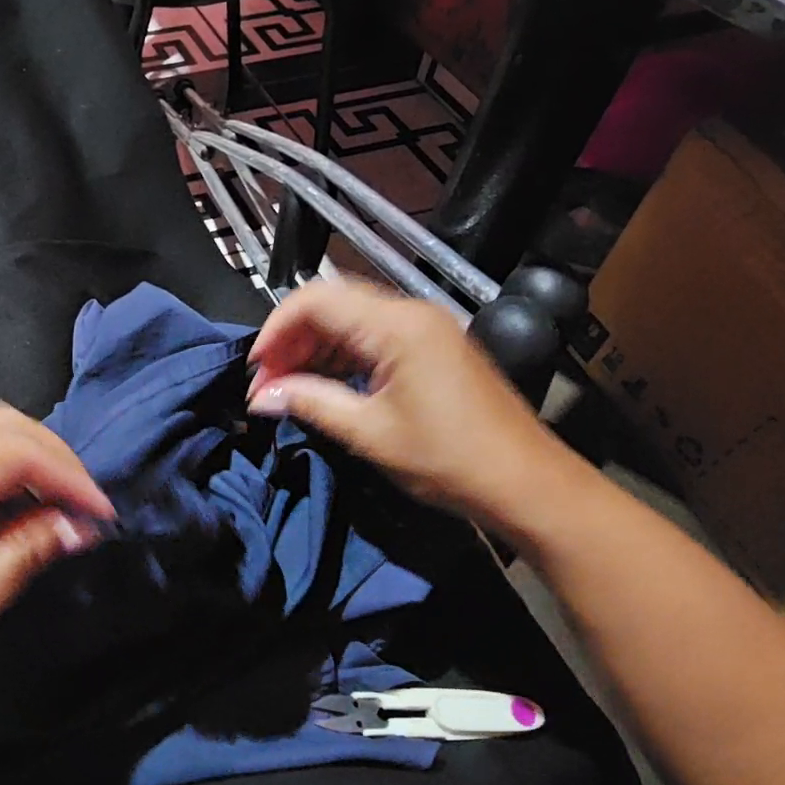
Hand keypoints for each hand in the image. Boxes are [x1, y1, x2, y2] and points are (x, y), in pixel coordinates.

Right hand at [245, 279, 591, 529]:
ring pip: (349, 320)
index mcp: (396, 325)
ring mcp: (425, 328)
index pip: (315, 300)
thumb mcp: (369, 432)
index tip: (256, 368)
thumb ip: (309, 402)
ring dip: (313, 349)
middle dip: (291, 340)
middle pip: (330, 304)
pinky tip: (325, 387)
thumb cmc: (449, 459)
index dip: (275, 329)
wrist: (528, 484)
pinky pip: (373, 336)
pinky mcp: (433, 348)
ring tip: (289, 390)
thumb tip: (261, 397)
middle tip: (268, 386)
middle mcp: (411, 313)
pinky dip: (341, 356)